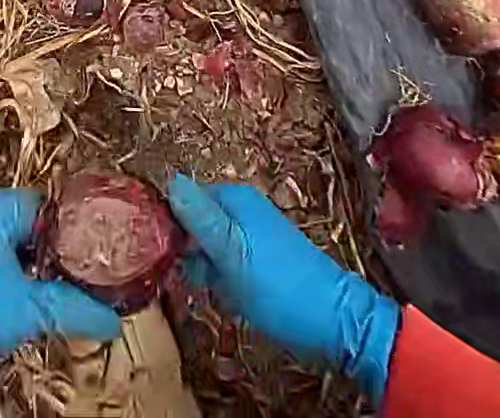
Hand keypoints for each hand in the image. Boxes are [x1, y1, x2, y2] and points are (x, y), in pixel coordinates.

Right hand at [167, 175, 400, 398]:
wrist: (331, 320)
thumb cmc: (278, 285)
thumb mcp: (232, 252)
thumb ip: (200, 218)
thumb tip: (170, 180)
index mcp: (234, 198)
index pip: (184, 199)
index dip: (172, 226)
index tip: (169, 255)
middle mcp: (240, 210)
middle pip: (193, 225)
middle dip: (190, 254)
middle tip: (201, 277)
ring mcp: (248, 235)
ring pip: (206, 249)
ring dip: (205, 272)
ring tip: (219, 290)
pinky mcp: (255, 259)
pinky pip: (222, 265)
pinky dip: (221, 282)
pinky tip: (231, 298)